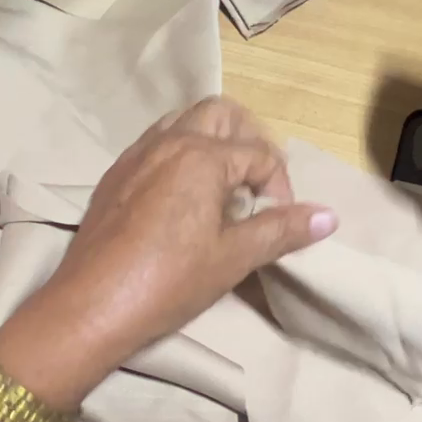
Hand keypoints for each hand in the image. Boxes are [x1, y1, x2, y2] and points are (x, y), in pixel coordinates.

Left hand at [0, 97, 336, 406]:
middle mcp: (168, 142)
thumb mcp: (233, 258)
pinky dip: (181, 155)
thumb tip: (330, 216)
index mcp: (201, 156)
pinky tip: (184, 199)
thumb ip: (281, 230)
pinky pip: (156, 144)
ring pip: (184, 123)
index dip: (280, 187)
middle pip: (220, 114)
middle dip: (249, 141)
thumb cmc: (169, 282)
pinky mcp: (115, 176)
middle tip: (258, 185)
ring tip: (223, 188)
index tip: (281, 223)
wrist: (91, 306)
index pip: (259, 155)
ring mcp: (136, 155)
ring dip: (213, 142)